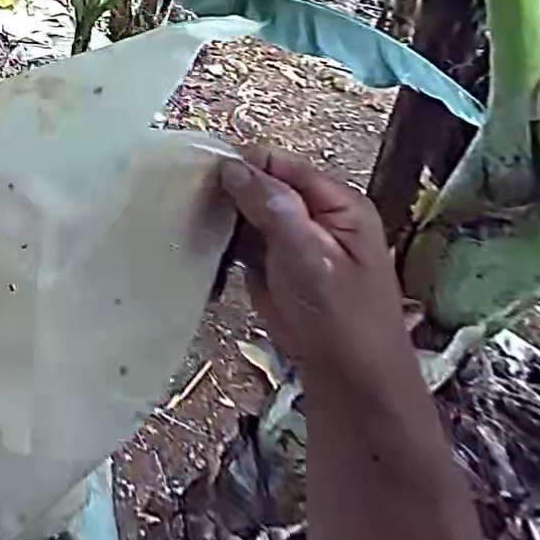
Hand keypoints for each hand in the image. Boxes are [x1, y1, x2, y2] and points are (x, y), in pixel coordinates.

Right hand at [214, 145, 413, 391]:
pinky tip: (202, 239)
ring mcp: (289, 234)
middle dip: (224, 189)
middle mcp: (312, 211)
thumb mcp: (308, 256)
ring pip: (241, 204)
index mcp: (336, 203)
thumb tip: (231, 166)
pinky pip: (237, 230)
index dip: (239, 166)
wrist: (348, 376)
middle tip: (192, 201)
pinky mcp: (269, 255)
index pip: (276, 162)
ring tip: (191, 218)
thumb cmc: (339, 315)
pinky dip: (218, 233)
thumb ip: (272, 206)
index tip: (202, 179)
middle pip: (256, 180)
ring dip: (218, 211)